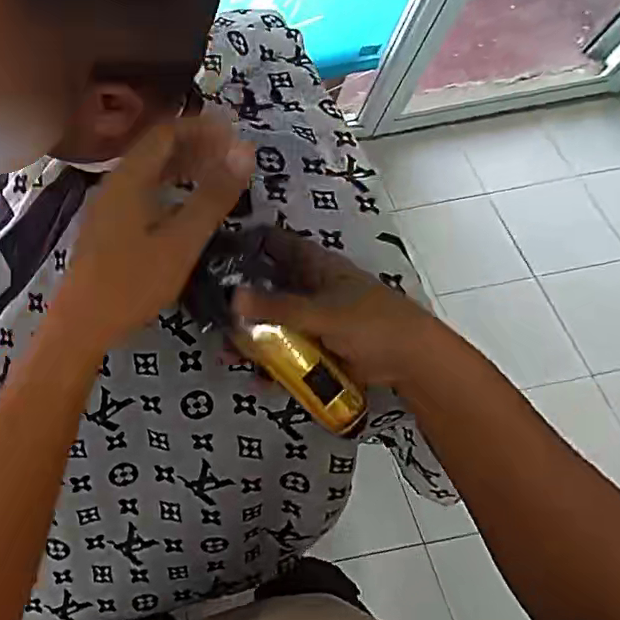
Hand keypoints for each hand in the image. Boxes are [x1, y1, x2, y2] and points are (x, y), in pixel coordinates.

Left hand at [48, 115, 253, 355]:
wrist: (81, 325)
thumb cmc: (132, 284)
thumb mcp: (181, 242)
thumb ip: (213, 196)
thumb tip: (245, 151)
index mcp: (129, 179)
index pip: (166, 132)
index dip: (202, 128)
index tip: (235, 135)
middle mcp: (114, 184)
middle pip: (156, 149)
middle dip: (195, 145)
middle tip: (232, 156)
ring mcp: (108, 206)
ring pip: (149, 172)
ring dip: (183, 167)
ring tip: (216, 176)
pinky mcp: (108, 227)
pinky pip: (142, 192)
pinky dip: (169, 188)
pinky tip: (186, 207)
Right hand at [233, 231, 443, 387]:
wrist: (411, 362)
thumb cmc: (372, 323)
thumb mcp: (321, 313)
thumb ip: (278, 307)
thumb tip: (232, 297)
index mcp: (314, 265)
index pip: (274, 242)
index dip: (246, 242)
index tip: (213, 252)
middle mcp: (308, 286)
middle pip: (265, 286)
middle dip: (238, 300)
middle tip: (209, 314)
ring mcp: (310, 317)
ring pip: (271, 321)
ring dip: (251, 337)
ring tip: (227, 354)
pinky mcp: (315, 345)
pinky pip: (285, 349)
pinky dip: (271, 362)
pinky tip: (255, 376)